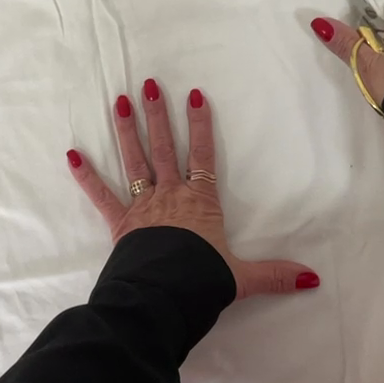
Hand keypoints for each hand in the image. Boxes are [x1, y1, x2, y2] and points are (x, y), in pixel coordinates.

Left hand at [66, 79, 319, 299]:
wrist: (164, 299)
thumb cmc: (201, 283)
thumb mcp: (243, 278)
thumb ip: (275, 274)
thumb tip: (312, 277)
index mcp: (200, 202)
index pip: (202, 155)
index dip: (200, 125)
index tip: (195, 95)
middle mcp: (170, 195)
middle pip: (164, 147)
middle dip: (158, 115)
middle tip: (149, 84)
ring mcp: (142, 205)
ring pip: (134, 160)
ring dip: (126, 130)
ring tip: (120, 100)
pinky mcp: (119, 222)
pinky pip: (101, 195)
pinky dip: (86, 176)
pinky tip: (71, 154)